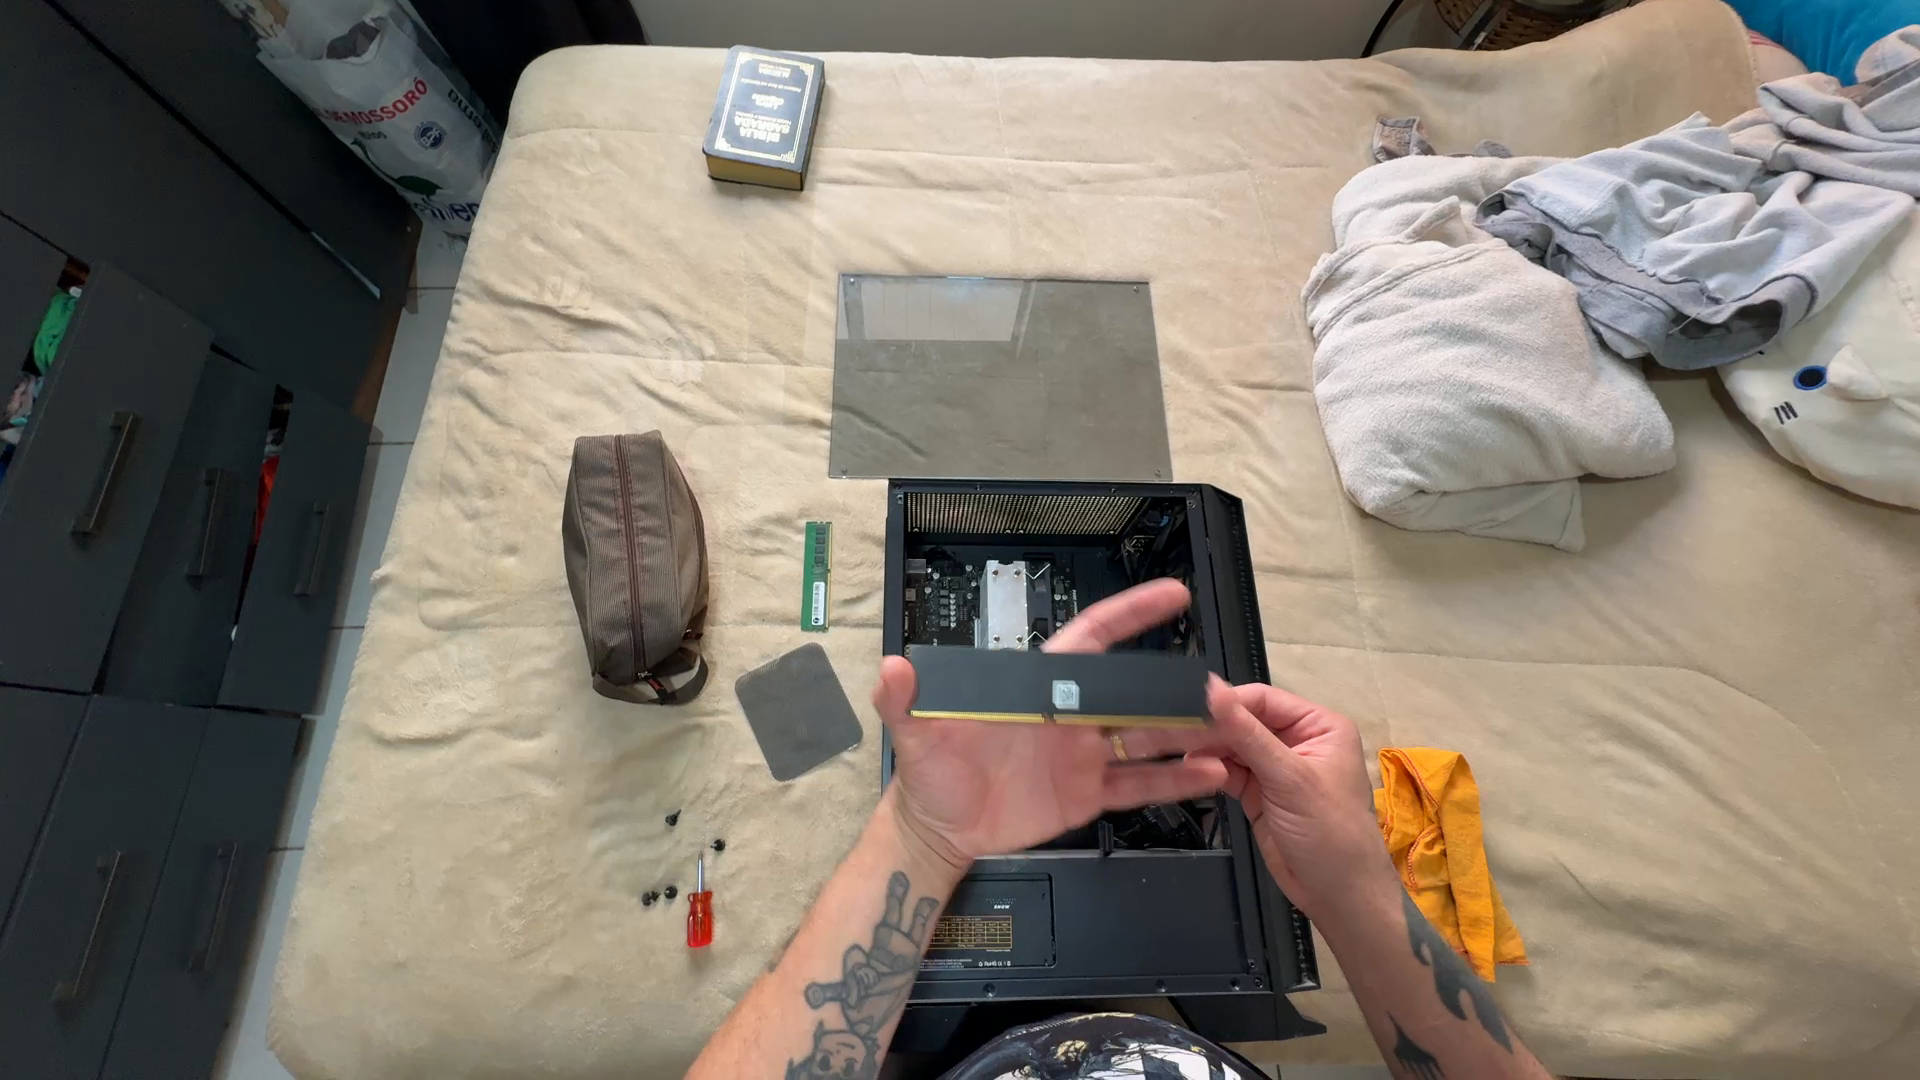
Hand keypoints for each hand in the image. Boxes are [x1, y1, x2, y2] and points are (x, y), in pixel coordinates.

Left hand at [874, 579, 1229, 868]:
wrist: (940, 829)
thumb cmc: (930, 774)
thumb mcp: (915, 733)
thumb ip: (904, 698)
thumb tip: (892, 667)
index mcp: (1035, 688)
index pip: (1090, 641)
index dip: (1129, 615)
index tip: (1170, 595)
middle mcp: (1066, 715)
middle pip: (1131, 691)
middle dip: (1174, 685)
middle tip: (1218, 686)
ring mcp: (1081, 754)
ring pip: (1145, 736)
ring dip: (1185, 730)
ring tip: (1230, 728)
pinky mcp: (1086, 793)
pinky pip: (1137, 784)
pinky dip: (1172, 779)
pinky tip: (1207, 774)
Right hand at [1204, 680, 1397, 922]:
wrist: (1339, 899)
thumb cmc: (1330, 833)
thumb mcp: (1289, 778)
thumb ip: (1247, 733)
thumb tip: (1212, 687)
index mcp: (1318, 726)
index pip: (1264, 699)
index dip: (1229, 702)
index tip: (1190, 707)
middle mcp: (1296, 739)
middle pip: (1244, 719)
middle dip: (1214, 727)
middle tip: (1177, 731)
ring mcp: (1274, 766)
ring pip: (1231, 744)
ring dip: (1208, 749)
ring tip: (1180, 751)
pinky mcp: (1257, 790)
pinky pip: (1227, 768)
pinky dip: (1210, 769)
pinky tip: (1191, 769)